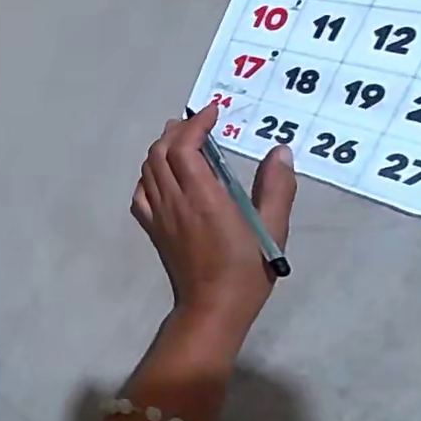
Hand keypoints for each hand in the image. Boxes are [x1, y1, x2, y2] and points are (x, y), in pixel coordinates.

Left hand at [130, 103, 295, 332]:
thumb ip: (276, 188)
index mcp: (203, 197)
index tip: (213, 113)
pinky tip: (163, 176)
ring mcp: (158, 215)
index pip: (185, 147)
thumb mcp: (271, 229)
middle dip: (177, 130)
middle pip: (160, 152)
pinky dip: (149, 175)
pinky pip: (140, 193)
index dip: (196, 124)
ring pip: (148, 169)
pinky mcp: (152, 228)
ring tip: (181, 140)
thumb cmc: (245, 271)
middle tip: (198, 124)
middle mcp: (174, 200)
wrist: (211, 308)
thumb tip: (280, 152)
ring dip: (162, 148)